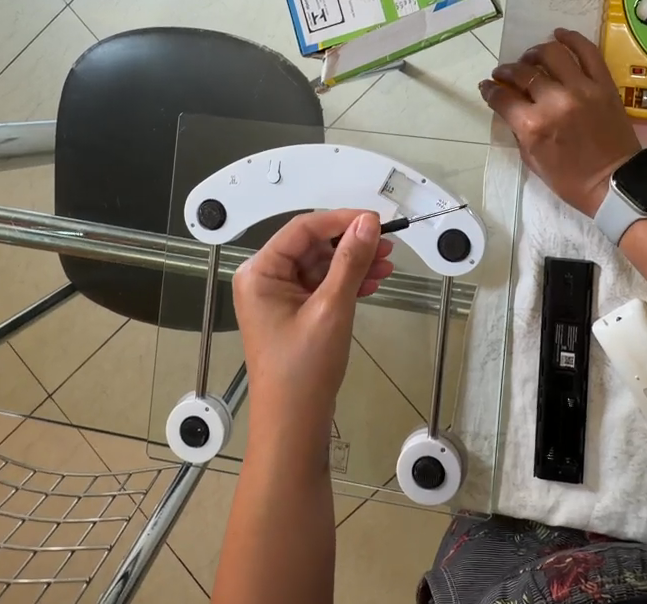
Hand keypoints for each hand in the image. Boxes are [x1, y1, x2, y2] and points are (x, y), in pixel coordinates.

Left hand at [231, 210, 395, 421]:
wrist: (293, 426)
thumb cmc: (304, 368)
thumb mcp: (331, 308)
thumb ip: (350, 261)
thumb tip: (368, 222)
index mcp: (259, 272)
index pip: (302, 229)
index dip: (340, 220)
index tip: (375, 221)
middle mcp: (264, 279)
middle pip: (312, 245)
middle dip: (351, 243)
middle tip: (387, 245)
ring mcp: (278, 297)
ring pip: (321, 264)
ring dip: (354, 262)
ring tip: (387, 264)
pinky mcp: (294, 313)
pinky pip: (322, 284)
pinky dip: (347, 281)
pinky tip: (373, 282)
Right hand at [480, 28, 641, 215]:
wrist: (616, 183)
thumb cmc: (570, 180)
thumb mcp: (532, 160)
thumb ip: (518, 129)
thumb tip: (509, 105)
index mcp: (533, 126)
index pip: (502, 97)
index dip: (490, 89)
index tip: (488, 86)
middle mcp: (554, 101)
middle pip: (522, 72)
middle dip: (507, 70)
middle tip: (505, 73)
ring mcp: (581, 89)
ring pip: (551, 53)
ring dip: (534, 52)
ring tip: (531, 58)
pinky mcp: (603, 84)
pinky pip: (587, 51)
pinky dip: (571, 38)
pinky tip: (559, 35)